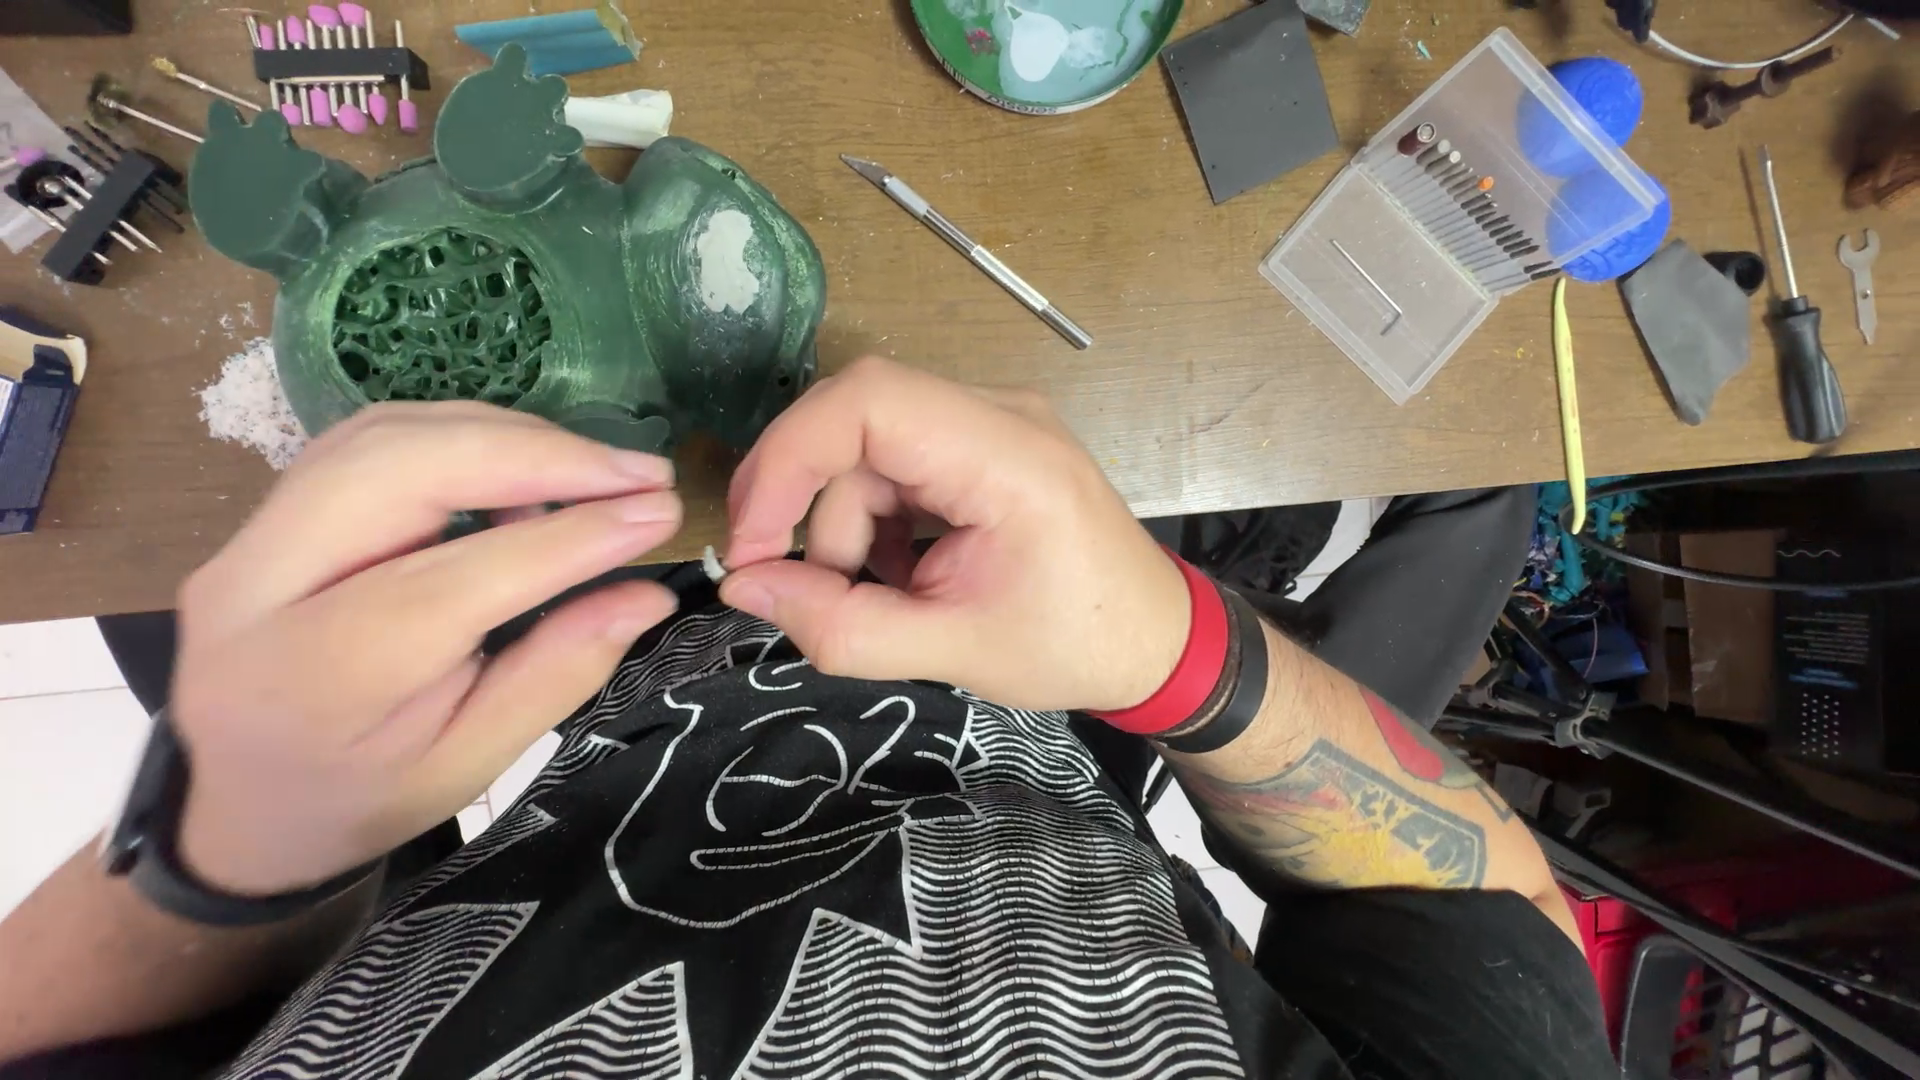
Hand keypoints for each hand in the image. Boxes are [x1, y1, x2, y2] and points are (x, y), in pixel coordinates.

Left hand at [171, 403, 683, 896]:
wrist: (239, 801)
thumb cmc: (365, 794)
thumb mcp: (474, 760)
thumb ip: (560, 671)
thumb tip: (651, 595)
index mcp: (315, 677)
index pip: (455, 580)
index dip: (570, 537)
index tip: (659, 513)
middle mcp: (260, 585)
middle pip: (401, 469)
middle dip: (540, 456)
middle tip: (642, 473)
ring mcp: (254, 534)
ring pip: (390, 434)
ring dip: (513, 436)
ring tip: (602, 469)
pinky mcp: (276, 507)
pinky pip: (380, 436)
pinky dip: (474, 434)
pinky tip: (532, 465)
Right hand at [721, 357, 1188, 711]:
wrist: (1155, 639)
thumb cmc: (1074, 646)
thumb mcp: (955, 651)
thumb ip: (844, 627)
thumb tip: (745, 588)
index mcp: (1008, 457)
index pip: (868, 400)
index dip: (788, 458)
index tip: (753, 540)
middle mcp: (1000, 415)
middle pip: (859, 423)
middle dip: (809, 505)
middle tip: (795, 583)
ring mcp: (994, 425)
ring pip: (871, 450)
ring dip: (847, 527)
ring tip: (879, 598)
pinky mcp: (985, 447)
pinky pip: (899, 466)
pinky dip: (877, 524)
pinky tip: (906, 575)